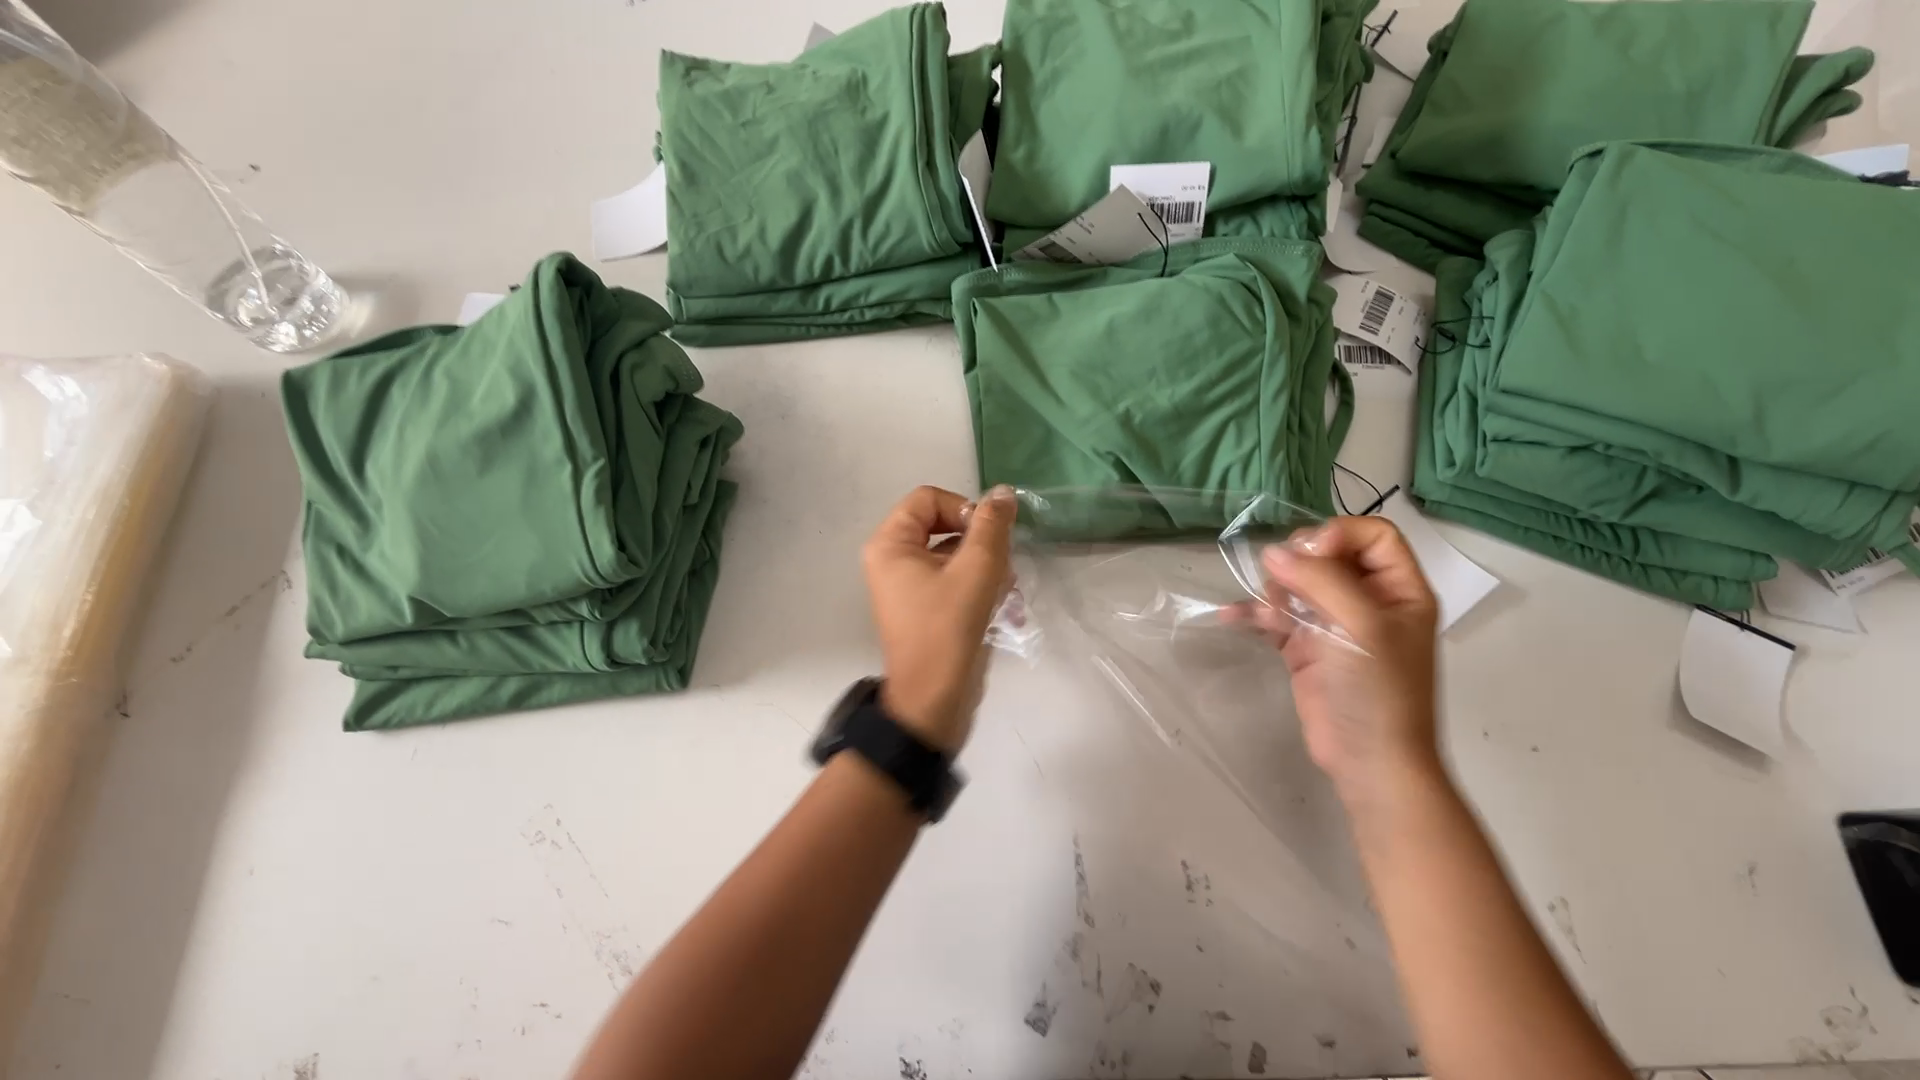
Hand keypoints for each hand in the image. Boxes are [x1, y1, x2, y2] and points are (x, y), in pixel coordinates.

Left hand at [861, 486, 1016, 755]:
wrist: (933, 702)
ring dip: (986, 568)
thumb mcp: (977, 570)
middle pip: (943, 526)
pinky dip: (979, 588)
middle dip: (981, 544)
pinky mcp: (924, 610)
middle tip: (1004, 567)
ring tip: (1007, 591)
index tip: (989, 538)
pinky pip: (954, 582)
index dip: (964, 509)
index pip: (930, 499)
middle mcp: (892, 561)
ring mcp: (907, 587)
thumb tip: (1002, 493)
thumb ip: (992, 526)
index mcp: (890, 545)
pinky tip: (1003, 607)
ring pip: (954, 556)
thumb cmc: (949, 630)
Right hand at [1232, 517, 1441, 802]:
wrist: (1368, 761)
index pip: (1372, 535)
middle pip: (1328, 554)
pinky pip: (1276, 616)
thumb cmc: (1378, 691)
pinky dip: (1254, 613)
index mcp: (1399, 589)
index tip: (1310, 555)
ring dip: (1275, 588)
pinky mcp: (1306, 648)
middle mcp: (1369, 600)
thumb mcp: (1361, 627)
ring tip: (1270, 611)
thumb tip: (1274, 552)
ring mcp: (1335, 624)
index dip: (1339, 535)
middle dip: (1300, 562)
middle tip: (1285, 583)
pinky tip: (1230, 616)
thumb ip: (1321, 580)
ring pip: (1298, 582)